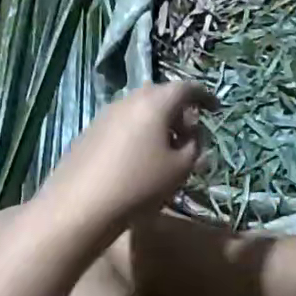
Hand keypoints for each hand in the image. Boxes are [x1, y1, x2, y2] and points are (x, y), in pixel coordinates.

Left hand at [34, 81, 217, 238]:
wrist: (79, 206)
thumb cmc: (139, 185)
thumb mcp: (180, 169)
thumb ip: (194, 146)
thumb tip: (191, 134)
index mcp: (155, 102)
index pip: (187, 89)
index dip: (205, 97)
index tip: (216, 109)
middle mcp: (129, 100)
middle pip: (160, 96)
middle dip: (179, 111)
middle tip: (190, 133)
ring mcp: (105, 114)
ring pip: (140, 110)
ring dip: (157, 123)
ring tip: (166, 150)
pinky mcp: (89, 132)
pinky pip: (122, 124)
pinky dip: (138, 133)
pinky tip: (138, 159)